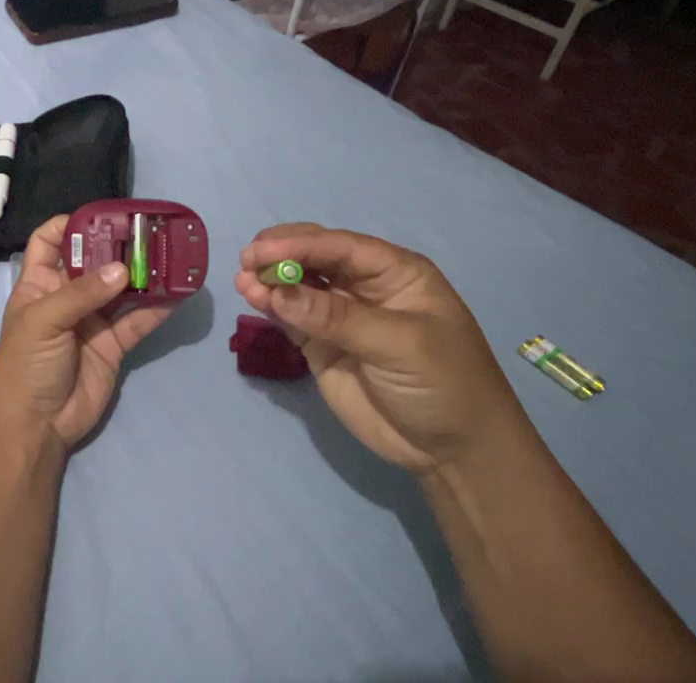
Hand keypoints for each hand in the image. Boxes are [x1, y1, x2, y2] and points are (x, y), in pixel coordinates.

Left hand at [0, 216, 172, 448]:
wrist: (37, 425)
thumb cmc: (26, 364)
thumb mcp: (44, 321)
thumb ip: (82, 293)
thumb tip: (122, 270)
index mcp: (39, 284)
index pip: (49, 241)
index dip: (70, 225)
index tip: (102, 216)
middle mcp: (66, 296)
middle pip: (93, 261)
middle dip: (118, 246)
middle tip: (150, 230)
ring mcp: (91, 320)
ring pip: (121, 289)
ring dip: (143, 275)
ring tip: (170, 255)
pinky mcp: (113, 345)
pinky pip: (137, 321)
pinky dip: (156, 308)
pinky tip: (178, 293)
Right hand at [234, 223, 527, 474]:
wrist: (452, 450)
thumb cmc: (444, 384)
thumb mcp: (399, 345)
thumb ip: (337, 318)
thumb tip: (278, 291)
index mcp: (394, 273)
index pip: (341, 247)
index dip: (301, 244)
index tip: (262, 249)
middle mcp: (363, 286)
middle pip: (314, 257)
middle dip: (280, 254)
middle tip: (247, 260)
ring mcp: (339, 315)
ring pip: (297, 285)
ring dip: (269, 279)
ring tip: (242, 282)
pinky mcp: (320, 344)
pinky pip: (290, 316)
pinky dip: (269, 305)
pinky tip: (251, 298)